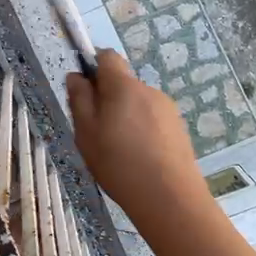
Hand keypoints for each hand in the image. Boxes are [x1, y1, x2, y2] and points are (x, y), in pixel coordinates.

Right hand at [64, 50, 205, 219]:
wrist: (169, 198)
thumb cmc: (119, 163)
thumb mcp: (86, 133)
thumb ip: (79, 99)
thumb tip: (76, 76)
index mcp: (123, 86)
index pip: (107, 57)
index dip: (92, 66)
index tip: (83, 91)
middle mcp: (149, 90)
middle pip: (122, 83)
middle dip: (107, 98)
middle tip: (96, 131)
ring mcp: (168, 109)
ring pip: (137, 103)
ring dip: (125, 116)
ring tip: (119, 150)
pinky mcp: (179, 129)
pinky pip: (152, 120)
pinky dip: (142, 131)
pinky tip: (139, 158)